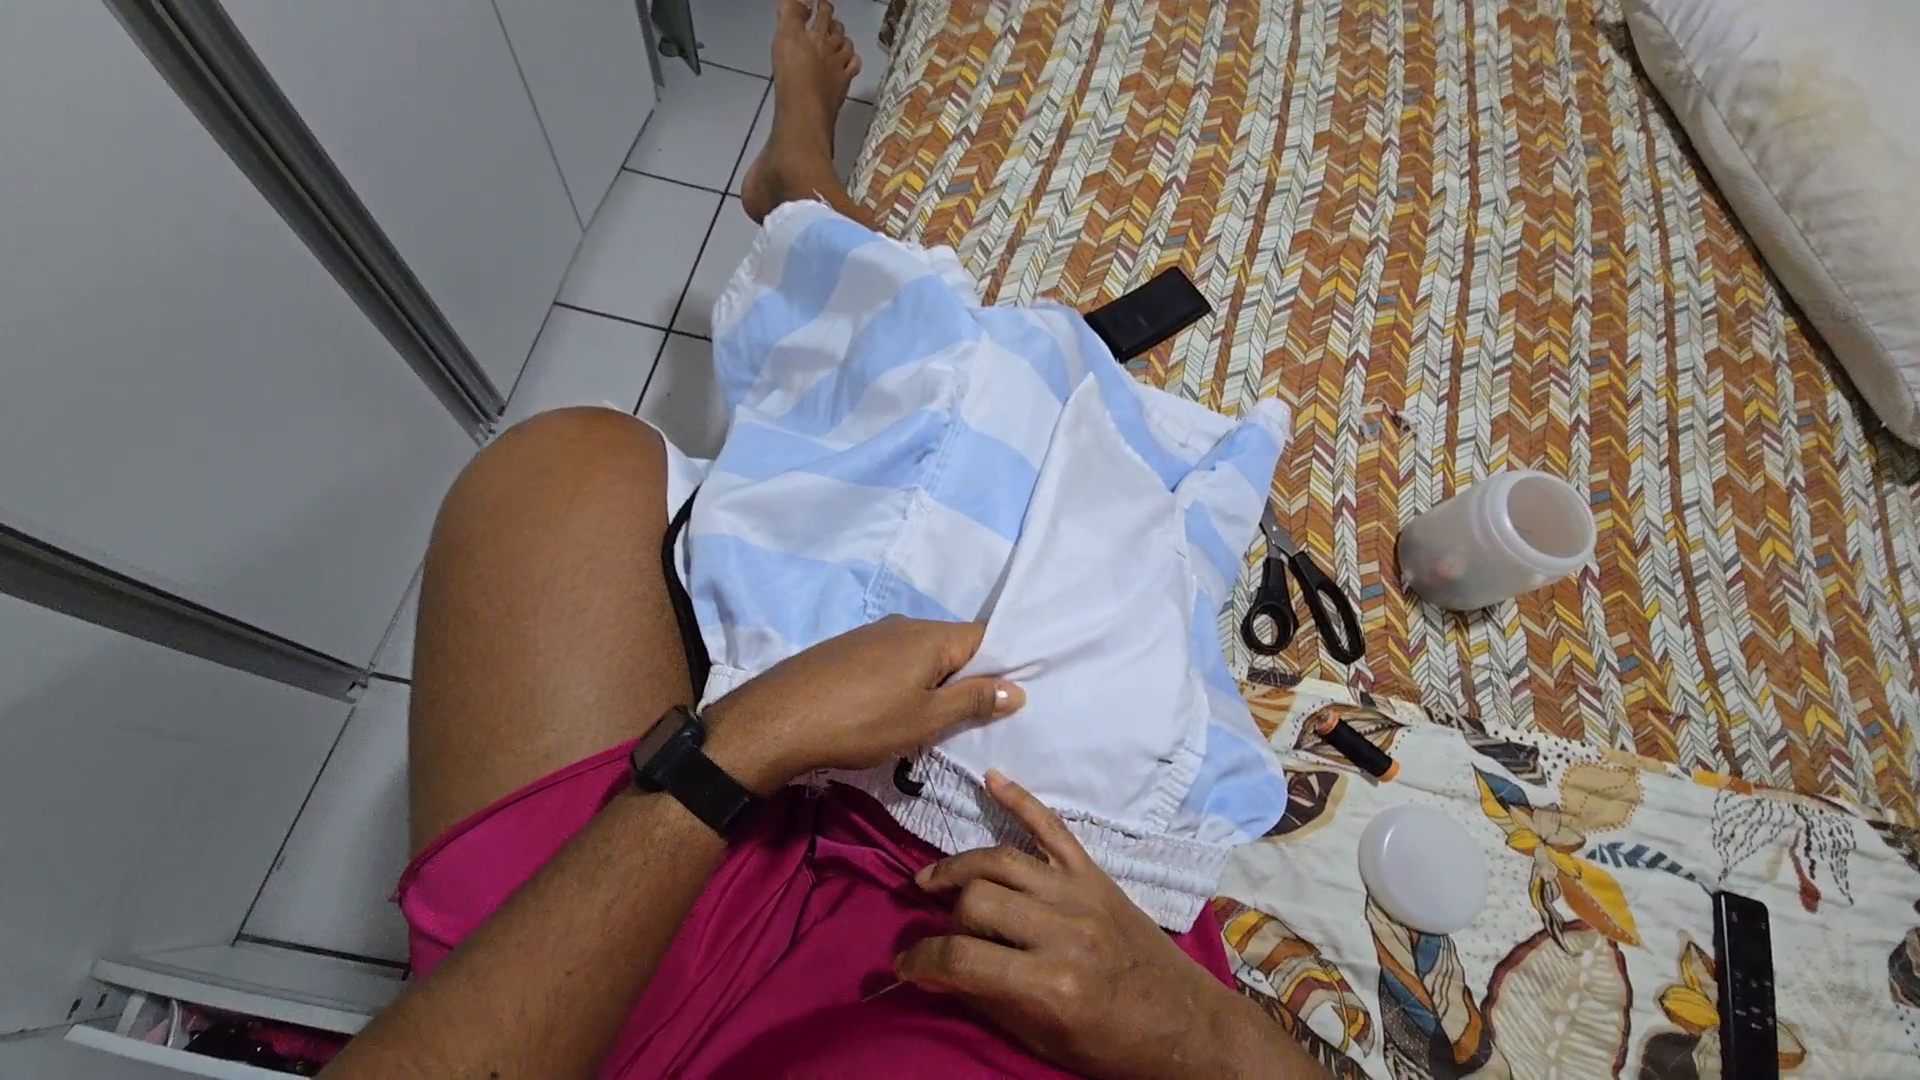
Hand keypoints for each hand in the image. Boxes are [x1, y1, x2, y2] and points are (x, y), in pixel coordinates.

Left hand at [702, 615, 1022, 794]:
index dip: (1003, 662)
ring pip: (921, 653)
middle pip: (953, 644)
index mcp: (932, 636)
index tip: (1012, 692)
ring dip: (933, 680)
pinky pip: (893, 658)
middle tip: (974, 716)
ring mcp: (873, 634)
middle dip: (967, 676)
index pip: (985, 636)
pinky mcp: (848, 648)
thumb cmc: (863, 722)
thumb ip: (972, 701)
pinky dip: (904, 679)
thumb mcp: (925, 720)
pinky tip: (891, 707)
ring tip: (932, 718)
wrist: (779, 719)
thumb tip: (1016, 689)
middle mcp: (906, 625)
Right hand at [895, 771, 1283, 1079]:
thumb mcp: (1045, 1040)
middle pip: (979, 899)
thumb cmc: (1113, 1044)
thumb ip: (988, 1000)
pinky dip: (1021, 800)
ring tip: (934, 880)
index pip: (962, 957)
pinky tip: (992, 778)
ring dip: (961, 867)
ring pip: (1002, 860)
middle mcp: (1062, 929)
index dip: (921, 961)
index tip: (903, 965)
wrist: (1186, 1024)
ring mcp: (1079, 893)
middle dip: (948, 917)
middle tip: (941, 930)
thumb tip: (934, 972)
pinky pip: (1052, 827)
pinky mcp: (1094, 873)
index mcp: (1050, 983)